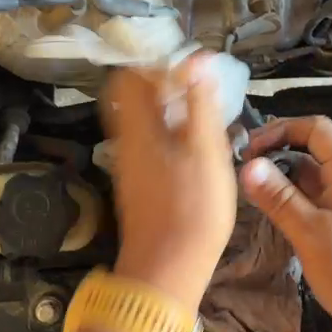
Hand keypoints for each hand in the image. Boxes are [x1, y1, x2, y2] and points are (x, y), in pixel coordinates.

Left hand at [100, 57, 236, 305]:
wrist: (167, 270)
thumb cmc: (192, 208)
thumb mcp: (205, 150)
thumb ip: (200, 103)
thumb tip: (196, 60)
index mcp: (136, 127)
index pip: (130, 75)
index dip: (158, 62)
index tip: (191, 64)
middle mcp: (125, 140)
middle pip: (132, 95)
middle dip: (163, 82)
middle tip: (197, 84)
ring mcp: (130, 162)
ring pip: (141, 117)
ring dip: (168, 106)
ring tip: (202, 110)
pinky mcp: (139, 181)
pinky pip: (148, 139)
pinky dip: (168, 129)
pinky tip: (196, 141)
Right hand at [239, 116, 331, 331]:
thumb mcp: (309, 232)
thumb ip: (278, 197)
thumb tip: (247, 165)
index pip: (316, 129)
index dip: (281, 129)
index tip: (249, 147)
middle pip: (313, 150)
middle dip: (278, 152)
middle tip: (242, 166)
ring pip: (313, 177)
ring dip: (283, 177)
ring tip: (249, 187)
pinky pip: (316, 200)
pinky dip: (293, 199)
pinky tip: (271, 211)